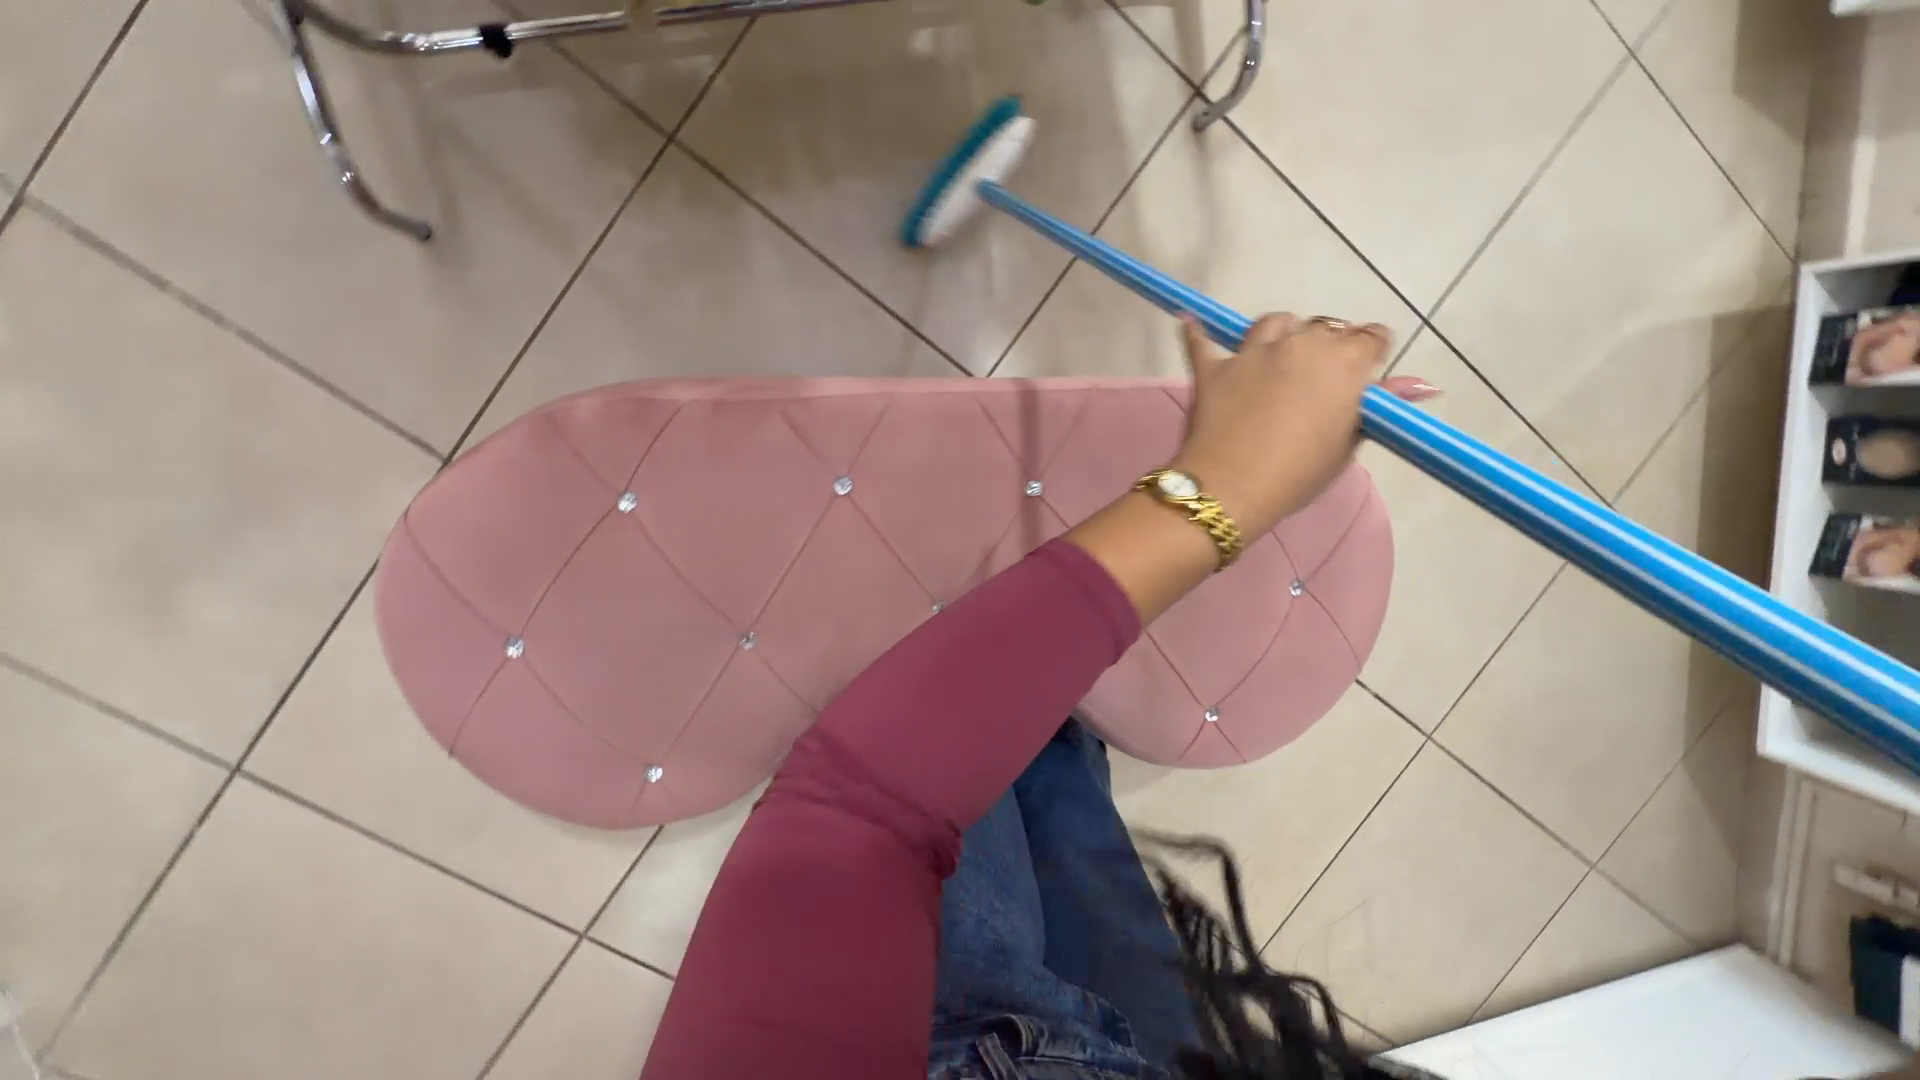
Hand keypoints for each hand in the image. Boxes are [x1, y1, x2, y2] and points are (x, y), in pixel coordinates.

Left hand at [1171, 313, 1435, 535]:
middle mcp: (1300, 344)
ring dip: (1281, 334)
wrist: (1232, 488)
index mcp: (1343, 361)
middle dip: (1327, 346)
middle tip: (1320, 377)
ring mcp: (1252, 352)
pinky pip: (1202, 341)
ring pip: (1274, 323)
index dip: (1370, 353)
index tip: (1363, 373)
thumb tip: (1423, 385)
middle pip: (1322, 328)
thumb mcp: (1348, 444)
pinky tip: (1189, 321)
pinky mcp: (1213, 368)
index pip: (1370, 336)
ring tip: (1279, 356)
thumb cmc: (1298, 474)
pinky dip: (1198, 332)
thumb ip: (1379, 406)